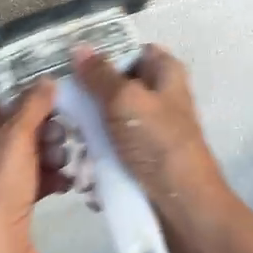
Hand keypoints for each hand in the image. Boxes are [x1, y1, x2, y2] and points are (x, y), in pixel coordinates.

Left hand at [0, 82, 66, 252]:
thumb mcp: (13, 143)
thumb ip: (31, 107)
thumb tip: (46, 81)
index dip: (22, 106)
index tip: (51, 108)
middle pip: (12, 133)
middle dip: (42, 134)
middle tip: (61, 138)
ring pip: (24, 158)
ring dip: (50, 155)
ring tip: (65, 160)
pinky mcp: (6, 213)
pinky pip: (30, 183)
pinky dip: (49, 179)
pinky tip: (67, 181)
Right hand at [74, 44, 252, 252]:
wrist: (183, 206)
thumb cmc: (159, 142)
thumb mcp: (126, 100)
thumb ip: (100, 74)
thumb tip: (79, 46)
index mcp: (164, 71)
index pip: (130, 49)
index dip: (103, 55)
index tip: (72, 66)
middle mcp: (159, 94)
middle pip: (116, 86)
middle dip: (91, 100)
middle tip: (69, 112)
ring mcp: (150, 128)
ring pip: (110, 119)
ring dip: (90, 133)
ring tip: (74, 145)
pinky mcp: (143, 157)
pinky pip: (113, 147)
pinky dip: (99, 155)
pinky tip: (84, 168)